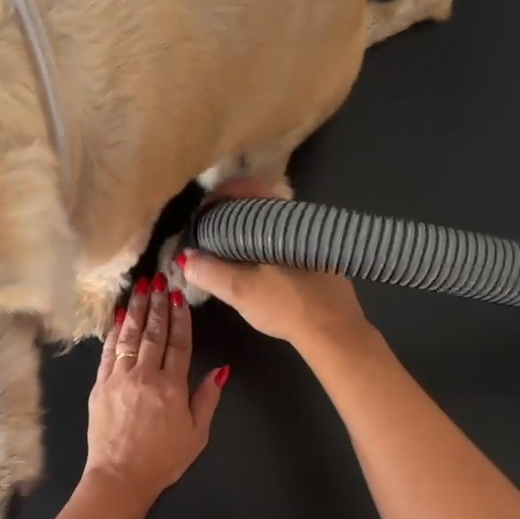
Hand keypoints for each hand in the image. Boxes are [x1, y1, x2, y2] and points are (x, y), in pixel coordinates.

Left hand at [83, 274, 226, 497]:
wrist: (120, 477)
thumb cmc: (163, 460)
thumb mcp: (197, 434)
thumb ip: (207, 398)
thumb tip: (220, 370)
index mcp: (172, 386)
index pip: (179, 343)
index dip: (180, 318)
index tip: (178, 295)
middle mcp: (145, 375)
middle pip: (153, 333)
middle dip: (157, 304)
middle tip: (159, 279)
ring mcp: (119, 378)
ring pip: (129, 336)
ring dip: (135, 310)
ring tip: (140, 288)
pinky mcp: (100, 386)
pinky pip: (108, 352)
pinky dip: (114, 332)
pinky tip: (118, 317)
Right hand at [179, 178, 371, 348]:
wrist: (333, 331)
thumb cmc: (286, 305)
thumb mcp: (240, 291)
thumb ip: (210, 272)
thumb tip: (186, 259)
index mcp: (279, 219)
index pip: (246, 187)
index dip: (220, 195)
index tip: (201, 212)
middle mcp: (298, 220)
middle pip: (260, 205)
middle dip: (232, 215)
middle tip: (211, 233)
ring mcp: (313, 240)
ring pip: (274, 226)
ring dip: (250, 233)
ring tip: (229, 252)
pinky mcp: (321, 259)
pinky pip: (287, 242)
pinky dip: (267, 246)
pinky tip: (260, 268)